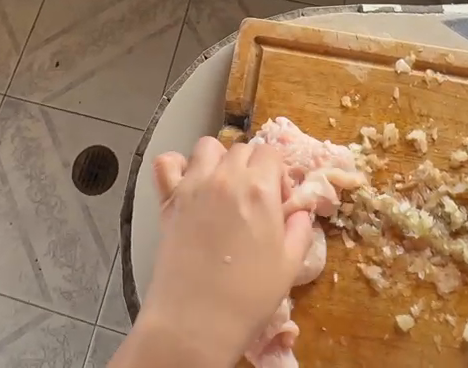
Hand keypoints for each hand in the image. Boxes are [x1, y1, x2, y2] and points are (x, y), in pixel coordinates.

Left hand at [138, 138, 311, 360]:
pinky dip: (176, 166)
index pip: (271, 153)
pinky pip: (167, 162)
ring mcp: (194, 184)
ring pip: (208, 147)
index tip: (278, 201)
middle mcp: (226, 176)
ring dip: (218, 160)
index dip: (278, 174)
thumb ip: (300, 230)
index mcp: (259, 188)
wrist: (196, 321)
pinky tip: (187, 185)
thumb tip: (300, 212)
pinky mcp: (169, 198)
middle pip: (242, 149)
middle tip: (252, 201)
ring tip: (222, 189)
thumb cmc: (249, 296)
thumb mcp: (289, 265)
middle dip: (252, 168)